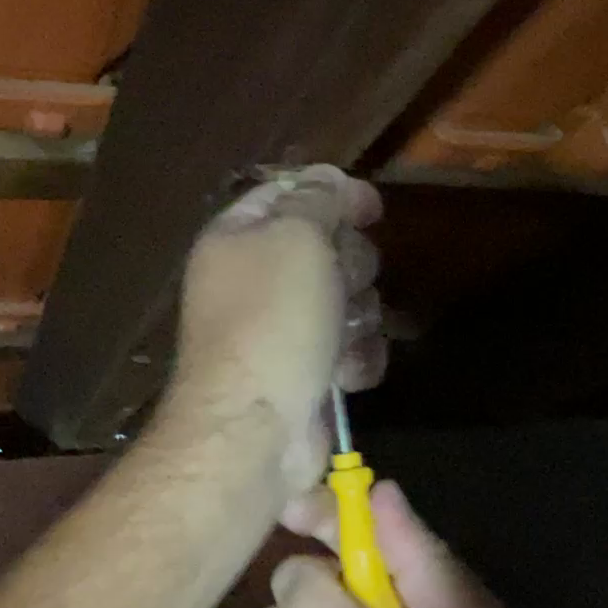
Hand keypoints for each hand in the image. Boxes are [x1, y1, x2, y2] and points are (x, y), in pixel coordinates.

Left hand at [161, 165, 385, 490]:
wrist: (257, 427)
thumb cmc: (272, 321)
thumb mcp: (296, 237)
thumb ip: (317, 198)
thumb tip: (328, 180)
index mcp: (236, 239)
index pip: (286, 194)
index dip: (331, 194)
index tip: (371, 209)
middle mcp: (253, 283)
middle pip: (326, 248)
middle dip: (348, 266)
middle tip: (341, 284)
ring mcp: (278, 332)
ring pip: (346, 301)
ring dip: (357, 317)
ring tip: (340, 337)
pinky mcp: (304, 375)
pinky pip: (349, 350)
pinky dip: (354, 360)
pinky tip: (345, 373)